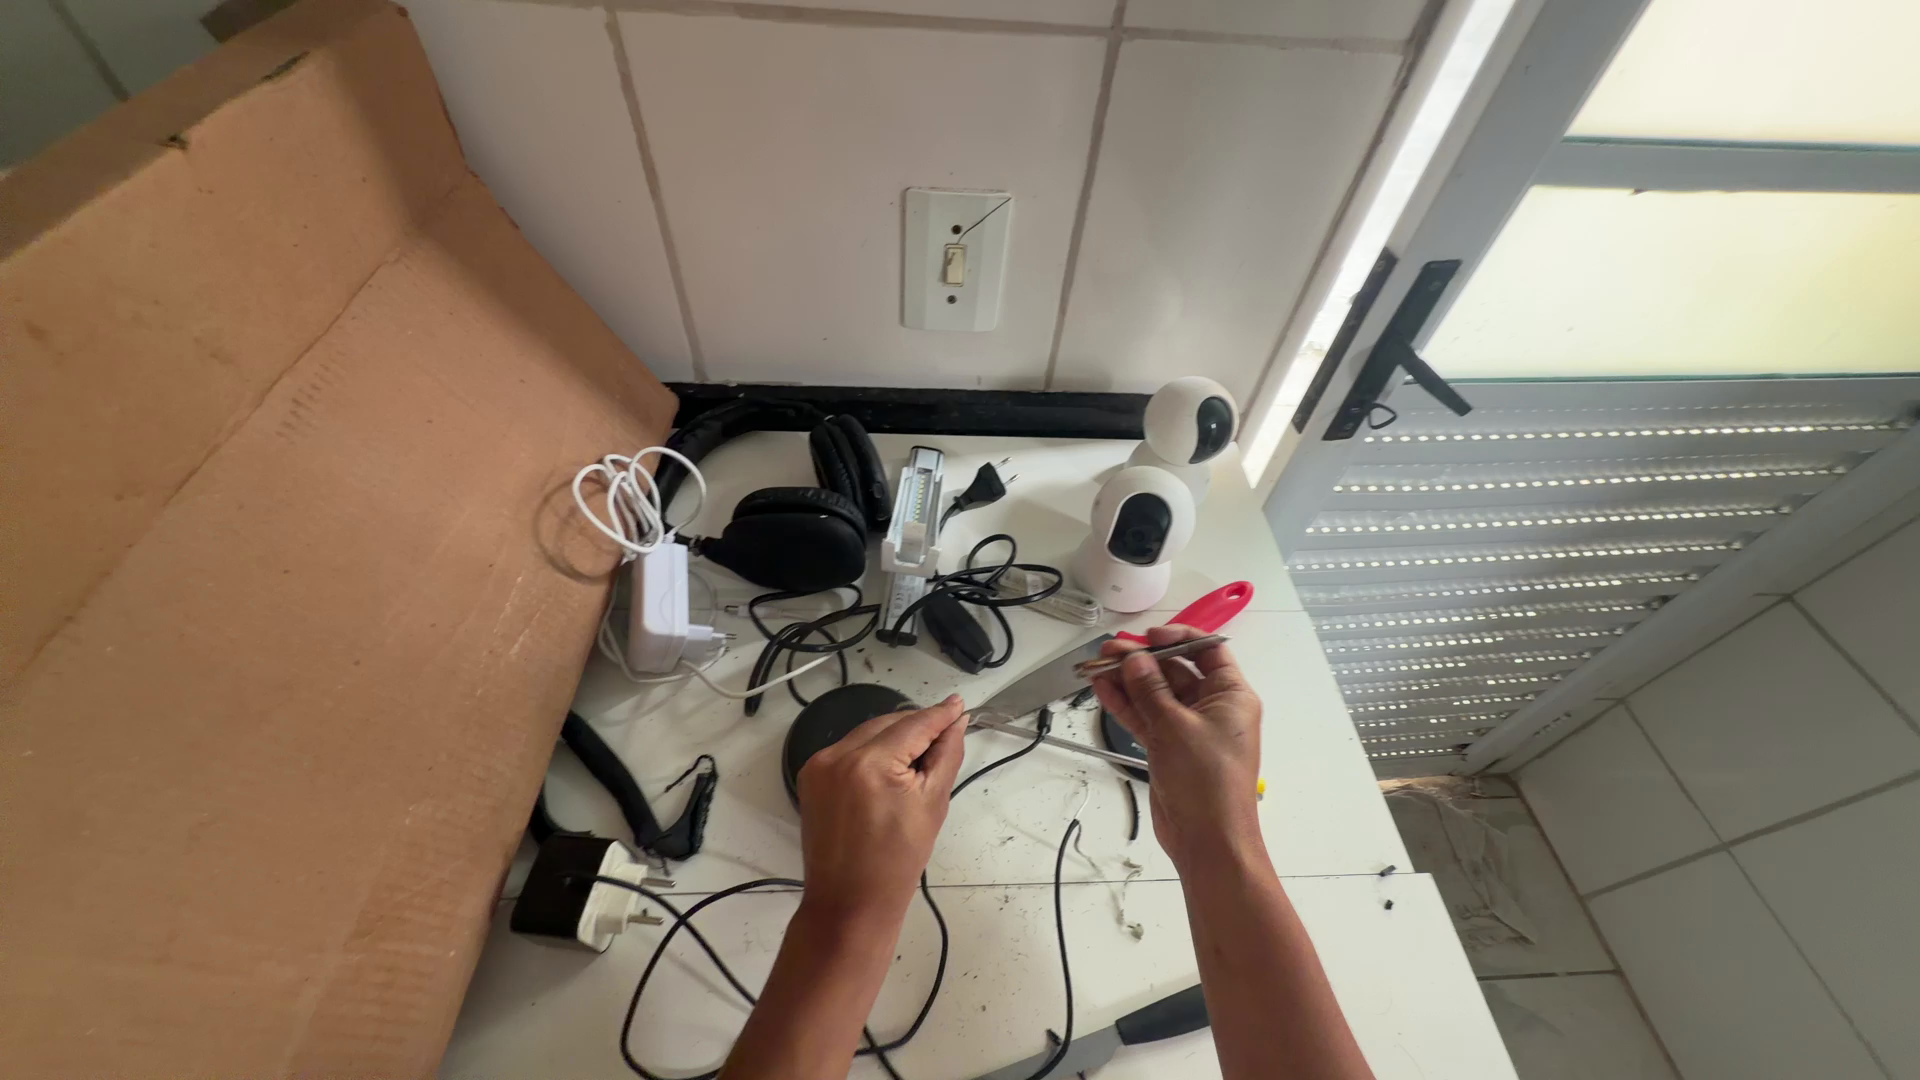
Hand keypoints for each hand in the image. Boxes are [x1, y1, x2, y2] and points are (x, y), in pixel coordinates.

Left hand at [795, 694, 967, 922]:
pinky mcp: (811, 775)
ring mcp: (819, 764)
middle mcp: (838, 755)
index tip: (959, 704)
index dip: (939, 714)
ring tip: (918, 760)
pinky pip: (849, 748)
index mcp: (870, 763)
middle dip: (917, 728)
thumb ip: (946, 754)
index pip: (913, 725)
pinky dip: (871, 751)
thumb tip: (955, 720)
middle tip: (944, 739)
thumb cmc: (898, 861)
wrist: (849, 904)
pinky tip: (889, 770)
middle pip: (889, 723)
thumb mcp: (933, 804)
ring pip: (868, 732)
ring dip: (894, 737)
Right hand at [1090, 625, 1263, 870]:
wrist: (1207, 841)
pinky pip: (1146, 717)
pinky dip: (1126, 704)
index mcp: (1231, 696)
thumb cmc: (1205, 779)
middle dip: (1142, 660)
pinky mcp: (1169, 747)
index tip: (1148, 637)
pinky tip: (1102, 689)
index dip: (1179, 638)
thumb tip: (1133, 658)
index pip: (1208, 651)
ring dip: (1128, 680)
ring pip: (1155, 694)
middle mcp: (1212, 708)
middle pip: (1175, 671)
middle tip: (1109, 651)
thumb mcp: (1175, 726)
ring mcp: (1189, 729)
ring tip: (1097, 667)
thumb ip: (1150, 688)